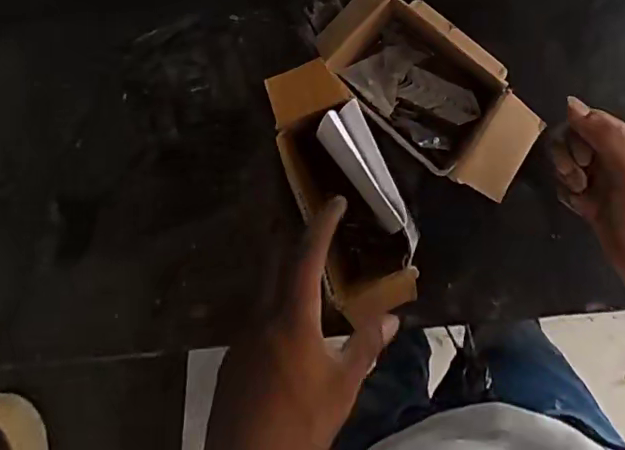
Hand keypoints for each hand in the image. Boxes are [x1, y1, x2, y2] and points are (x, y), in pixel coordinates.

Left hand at [206, 196, 399, 449]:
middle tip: (317, 224)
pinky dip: (274, 302)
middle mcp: (263, 315)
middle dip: (295, 236)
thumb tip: (392, 318)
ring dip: (284, 269)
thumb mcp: (341, 387)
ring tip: (308, 269)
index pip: (307, 255)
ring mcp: (242, 335)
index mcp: (292, 316)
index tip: (336, 202)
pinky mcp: (232, 356)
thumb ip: (365, 346)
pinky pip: (256, 314)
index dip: (322, 224)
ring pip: (264, 286)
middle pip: (276, 259)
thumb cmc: (300, 423)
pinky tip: (287, 322)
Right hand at [549, 96, 624, 314]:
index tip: (583, 154)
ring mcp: (604, 184)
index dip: (579, 131)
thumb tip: (570, 103)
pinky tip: (576, 204)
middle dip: (568, 152)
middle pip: (575, 138)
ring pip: (569, 161)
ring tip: (577, 191)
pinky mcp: (594, 207)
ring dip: (565, 171)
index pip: (592, 120)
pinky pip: (568, 187)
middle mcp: (616, 160)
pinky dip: (566, 192)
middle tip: (578, 175)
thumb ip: (603, 135)